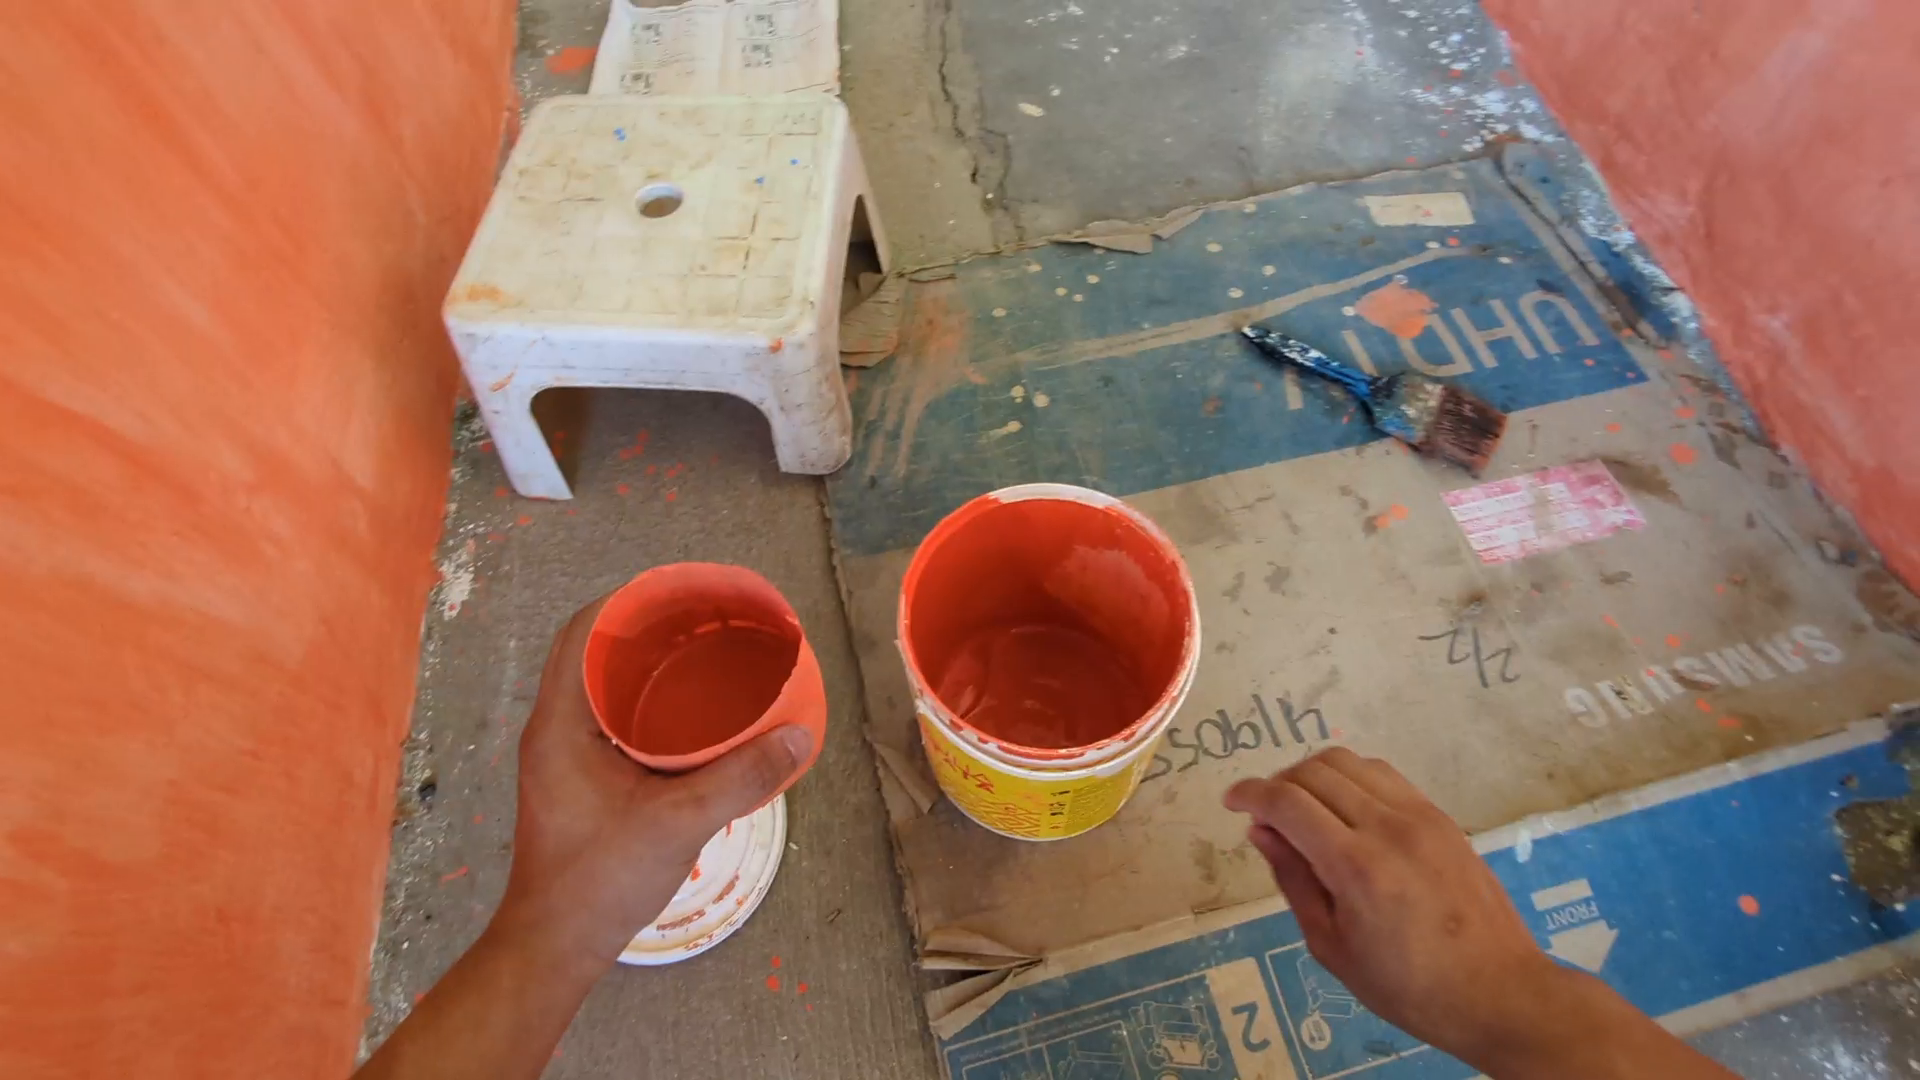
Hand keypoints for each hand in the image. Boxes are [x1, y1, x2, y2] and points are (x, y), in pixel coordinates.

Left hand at [489, 595, 811, 976]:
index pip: (579, 634)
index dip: (624, 602)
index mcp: (562, 723)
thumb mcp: (678, 823)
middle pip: (594, 652)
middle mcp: (558, 728)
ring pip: (605, 685)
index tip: (679, 592)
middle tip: (706, 622)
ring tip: (706, 655)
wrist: (557, 946)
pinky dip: (652, 700)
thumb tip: (798, 735)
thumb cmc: (600, 878)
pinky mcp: (585, 776)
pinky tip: (695, 712)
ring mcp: (568, 754)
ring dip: (650, 664)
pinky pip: (617, 716)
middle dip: (647, 628)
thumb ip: (740, 778)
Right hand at [1224, 748, 1550, 1061]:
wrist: (1505, 996)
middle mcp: (1386, 827)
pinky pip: (1379, 772)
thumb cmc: (1409, 986)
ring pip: (1344, 761)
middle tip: (1266, 814)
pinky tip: (1343, 806)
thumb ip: (1292, 879)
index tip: (1231, 802)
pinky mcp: (1439, 815)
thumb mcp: (1332, 946)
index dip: (1249, 793)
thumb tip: (1259, 830)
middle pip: (1312, 772)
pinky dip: (1347, 777)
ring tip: (1303, 806)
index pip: (1286, 801)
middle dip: (1276, 784)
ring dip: (1310, 774)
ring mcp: (1418, 816)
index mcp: (1356, 866)